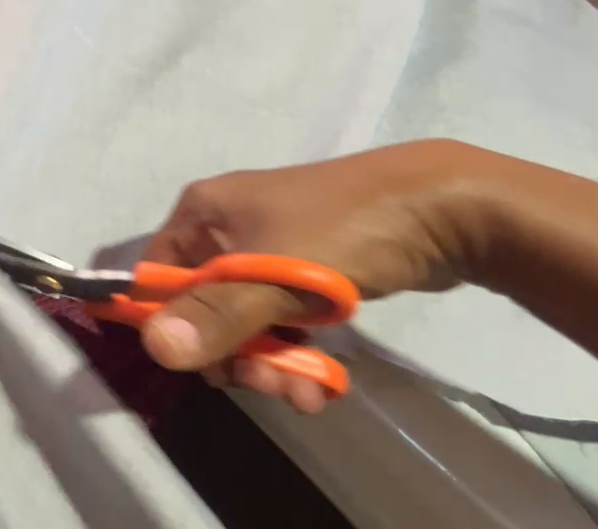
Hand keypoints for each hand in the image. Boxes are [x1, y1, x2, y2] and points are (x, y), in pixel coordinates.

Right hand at [139, 139, 498, 412]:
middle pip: (203, 303)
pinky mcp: (305, 268)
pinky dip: (294, 350)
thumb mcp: (273, 275)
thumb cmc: (342, 229)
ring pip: (245, 316)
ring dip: (268, 361)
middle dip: (233, 353)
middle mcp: (225, 227)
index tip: (207, 368)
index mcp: (202, 212)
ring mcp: (267, 248)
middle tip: (271, 384)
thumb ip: (214, 315)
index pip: (157, 275)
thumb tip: (154, 348)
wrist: (443, 206)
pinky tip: (321, 381)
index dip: (170, 324)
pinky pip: (280, 316)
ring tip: (306, 391)